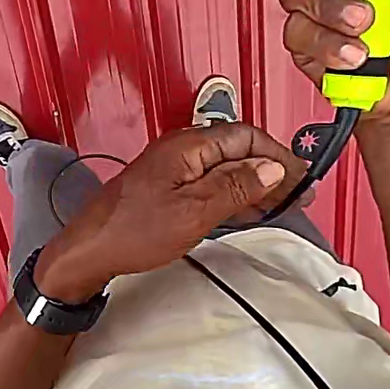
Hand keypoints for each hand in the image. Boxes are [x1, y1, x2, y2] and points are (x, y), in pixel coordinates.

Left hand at [33, 123, 306, 300]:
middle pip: (237, 149)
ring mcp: (173, 166)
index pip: (246, 136)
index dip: (278, 155)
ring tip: (280, 203)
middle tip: (297, 194)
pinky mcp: (167, 185)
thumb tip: (271, 168)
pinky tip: (248, 209)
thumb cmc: (132, 232)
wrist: (89, 251)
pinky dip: (233, 192)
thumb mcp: (194, 212)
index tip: (300, 177)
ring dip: (254, 182)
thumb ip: (236, 187)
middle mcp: (181, 149)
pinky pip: (209, 181)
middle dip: (270, 169)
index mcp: (188, 145)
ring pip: (225, 166)